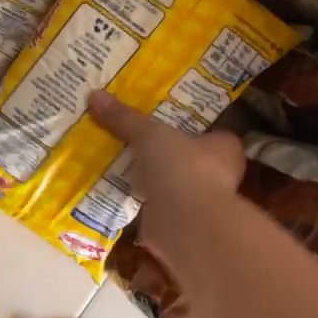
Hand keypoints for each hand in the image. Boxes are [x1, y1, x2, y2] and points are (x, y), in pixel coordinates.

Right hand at [86, 90, 245, 254]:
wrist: (184, 224)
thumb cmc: (181, 168)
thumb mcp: (149, 135)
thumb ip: (124, 118)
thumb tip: (95, 94)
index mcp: (223, 148)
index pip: (212, 134)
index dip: (191, 129)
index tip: (165, 124)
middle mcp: (217, 174)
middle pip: (188, 159)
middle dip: (165, 155)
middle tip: (135, 142)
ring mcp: (198, 201)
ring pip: (171, 183)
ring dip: (150, 178)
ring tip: (120, 164)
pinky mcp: (178, 221)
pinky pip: (155, 205)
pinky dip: (140, 200)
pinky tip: (118, 191)